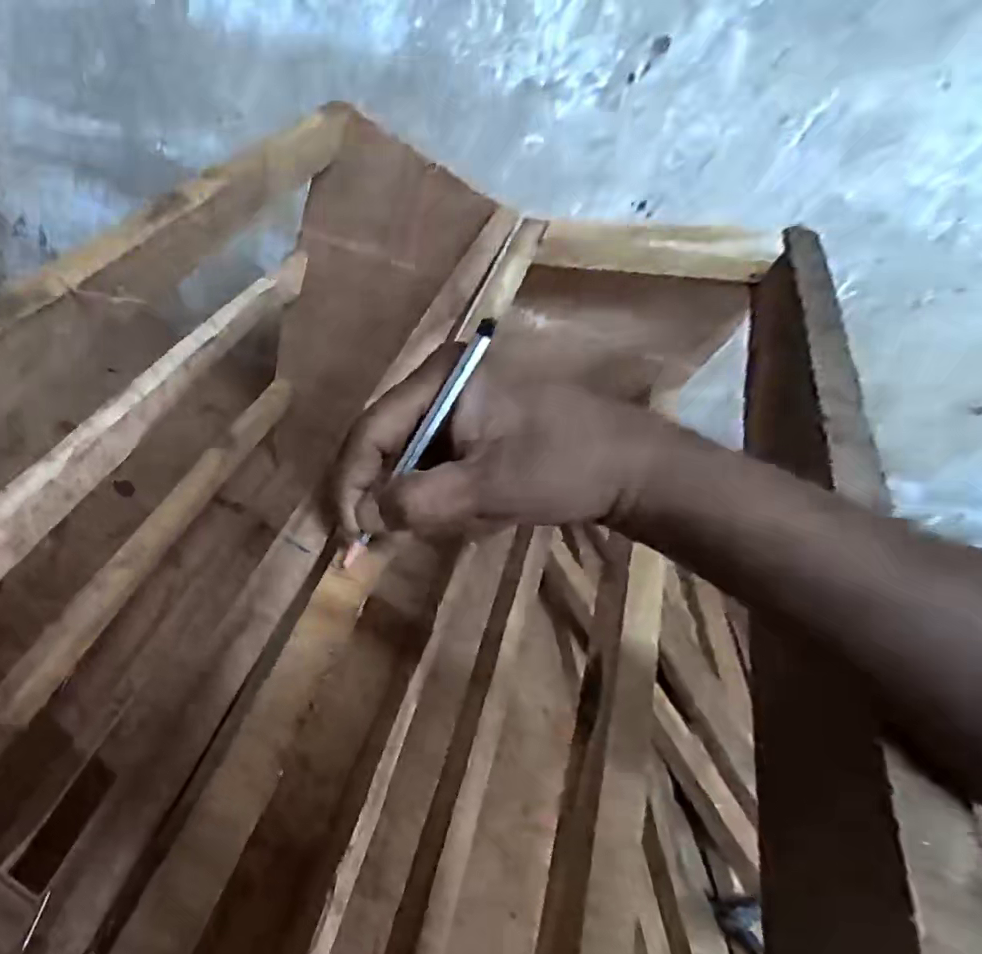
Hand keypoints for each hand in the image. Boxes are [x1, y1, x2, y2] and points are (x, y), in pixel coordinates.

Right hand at [333, 341, 667, 539]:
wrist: (632, 466)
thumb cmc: (563, 466)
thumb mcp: (485, 488)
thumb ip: (416, 501)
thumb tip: (360, 517)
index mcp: (439, 379)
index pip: (369, 432)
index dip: (350, 485)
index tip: (349, 534)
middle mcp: (437, 384)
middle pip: (381, 445)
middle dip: (375, 496)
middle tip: (367, 545)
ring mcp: (454, 406)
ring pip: (403, 460)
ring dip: (406, 501)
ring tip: (424, 532)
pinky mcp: (469, 429)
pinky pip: (430, 466)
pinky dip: (431, 498)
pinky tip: (456, 519)